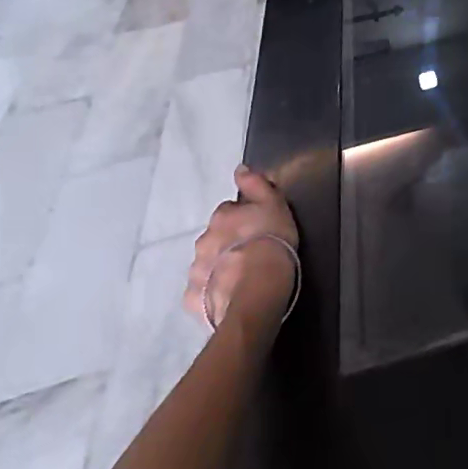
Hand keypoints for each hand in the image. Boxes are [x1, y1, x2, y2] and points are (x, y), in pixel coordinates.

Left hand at [183, 165, 299, 328]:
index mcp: (221, 217)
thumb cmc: (271, 242)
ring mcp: (196, 271)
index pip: (228, 212)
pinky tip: (227, 298)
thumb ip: (256, 184)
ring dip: (218, 268)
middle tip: (249, 255)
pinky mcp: (194, 300)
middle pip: (214, 238)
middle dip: (227, 244)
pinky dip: (210, 295)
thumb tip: (240, 168)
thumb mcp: (274, 205)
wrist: (257, 290)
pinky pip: (201, 294)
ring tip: (240, 280)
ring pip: (206, 265)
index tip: (256, 229)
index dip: (242, 219)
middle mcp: (203, 240)